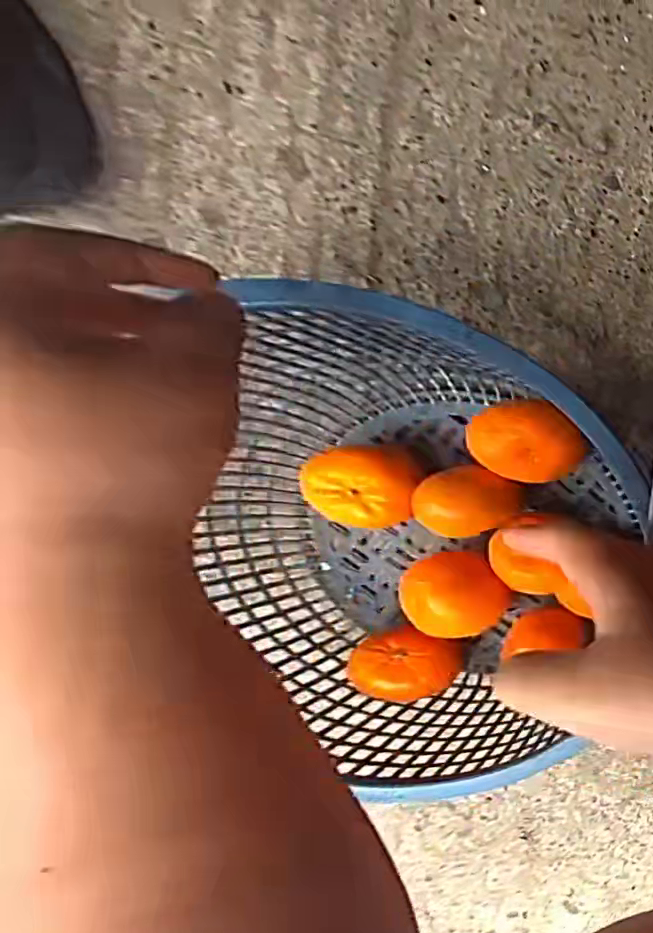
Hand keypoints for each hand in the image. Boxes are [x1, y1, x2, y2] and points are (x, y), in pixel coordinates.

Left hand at [0, 225, 242, 544]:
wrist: (73, 549)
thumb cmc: (130, 450)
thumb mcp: (195, 378)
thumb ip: (209, 326)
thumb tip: (212, 305)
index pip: (56, 251)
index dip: (142, 258)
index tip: (211, 281)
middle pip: (30, 293)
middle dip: (120, 302)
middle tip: (189, 323)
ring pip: (29, 339)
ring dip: (101, 339)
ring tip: (167, 364)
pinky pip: (29, 378)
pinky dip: (80, 374)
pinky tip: (128, 398)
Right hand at [491, 521, 652, 758]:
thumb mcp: (572, 693)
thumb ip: (525, 678)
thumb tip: (516, 669)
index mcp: (619, 573)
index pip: (567, 539)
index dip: (533, 536)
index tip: (507, 535)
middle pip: (605, 556)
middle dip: (568, 561)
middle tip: (535, 573)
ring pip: (635, 585)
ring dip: (601, 593)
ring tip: (573, 616)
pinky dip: (630, 623)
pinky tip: (627, 654)